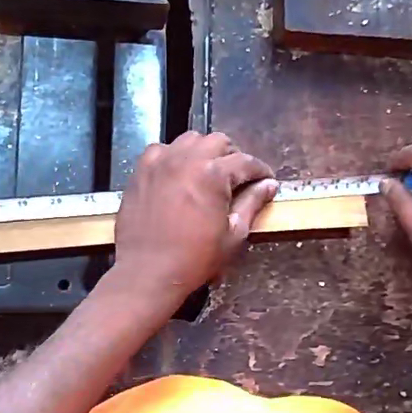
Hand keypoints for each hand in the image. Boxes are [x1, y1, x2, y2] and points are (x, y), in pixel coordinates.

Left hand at [112, 131, 277, 305]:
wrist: (147, 272)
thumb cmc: (195, 258)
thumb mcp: (233, 234)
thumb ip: (252, 203)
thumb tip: (269, 185)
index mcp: (212, 174)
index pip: (246, 162)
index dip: (260, 171)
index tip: (266, 180)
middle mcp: (186, 159)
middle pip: (218, 142)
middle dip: (233, 156)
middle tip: (237, 178)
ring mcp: (161, 162)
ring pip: (190, 139)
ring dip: (204, 151)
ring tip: (208, 172)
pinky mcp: (141, 171)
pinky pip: (162, 150)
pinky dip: (174, 156)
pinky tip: (178, 173)